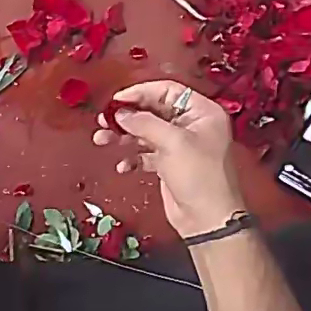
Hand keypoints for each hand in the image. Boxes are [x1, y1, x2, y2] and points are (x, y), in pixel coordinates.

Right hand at [93, 79, 244, 237]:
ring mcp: (180, 145)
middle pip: (153, 110)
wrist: (207, 220)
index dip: (140, 92)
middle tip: (104, 120)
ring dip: (124, 135)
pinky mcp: (170, 163)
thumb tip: (120, 113)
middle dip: (128, 115)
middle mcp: (192, 125)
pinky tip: (122, 165)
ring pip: (146, 131)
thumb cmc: (200, 177)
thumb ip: (145, 123)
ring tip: (102, 140)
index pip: (167, 91)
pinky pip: (145, 152)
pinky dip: (132, 156)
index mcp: (202, 112)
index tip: (116, 100)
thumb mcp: (173, 143)